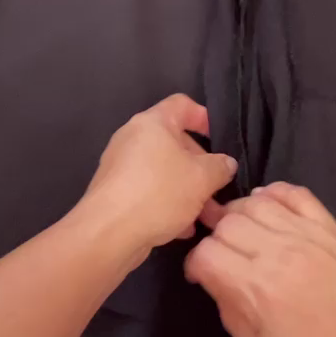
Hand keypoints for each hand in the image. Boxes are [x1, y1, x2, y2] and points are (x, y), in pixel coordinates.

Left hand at [73, 95, 238, 259]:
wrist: (108, 231)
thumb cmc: (158, 192)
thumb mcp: (201, 179)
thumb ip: (219, 167)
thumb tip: (226, 163)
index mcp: (152, 122)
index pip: (182, 105)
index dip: (204, 117)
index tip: (220, 139)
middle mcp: (134, 137)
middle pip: (175, 142)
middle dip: (201, 168)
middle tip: (218, 191)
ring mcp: (122, 164)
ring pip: (164, 171)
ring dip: (188, 191)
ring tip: (207, 217)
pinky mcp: (116, 191)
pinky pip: (149, 190)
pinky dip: (168, 203)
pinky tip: (183, 228)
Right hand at [185, 183, 335, 336]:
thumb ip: (228, 307)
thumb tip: (212, 277)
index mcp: (257, 288)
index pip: (206, 252)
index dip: (196, 263)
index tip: (201, 275)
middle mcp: (278, 251)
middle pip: (227, 220)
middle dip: (215, 236)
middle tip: (222, 255)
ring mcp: (307, 233)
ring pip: (255, 201)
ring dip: (240, 213)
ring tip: (242, 231)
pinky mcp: (331, 226)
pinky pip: (294, 193)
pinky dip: (274, 193)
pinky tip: (269, 208)